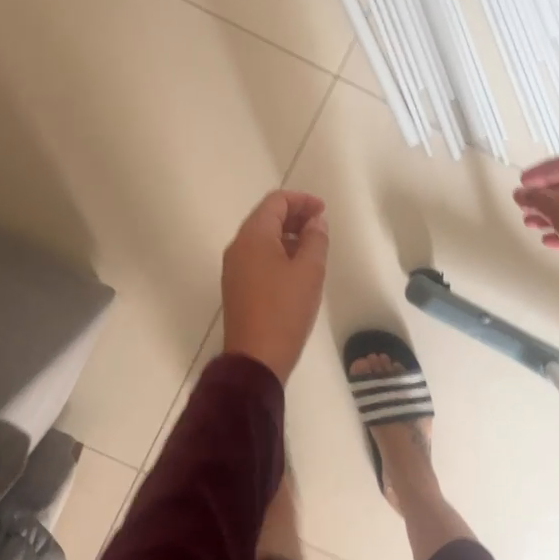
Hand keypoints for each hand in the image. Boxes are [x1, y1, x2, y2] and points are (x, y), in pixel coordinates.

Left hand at [222, 190, 329, 381]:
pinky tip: (298, 270)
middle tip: (321, 228)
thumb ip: (315, 239)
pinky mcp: (237, 288)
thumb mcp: (309, 270)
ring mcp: (234, 269)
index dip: (302, 201)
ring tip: (314, 249)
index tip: (324, 212)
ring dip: (288, 236)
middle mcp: (238, 247)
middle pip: (266, 218)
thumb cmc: (285, 310)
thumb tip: (315, 222)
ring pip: (262, 239)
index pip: (276, 201)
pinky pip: (258, 258)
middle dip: (295, 217)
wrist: (256, 358)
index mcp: (253, 236)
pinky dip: (278, 254)